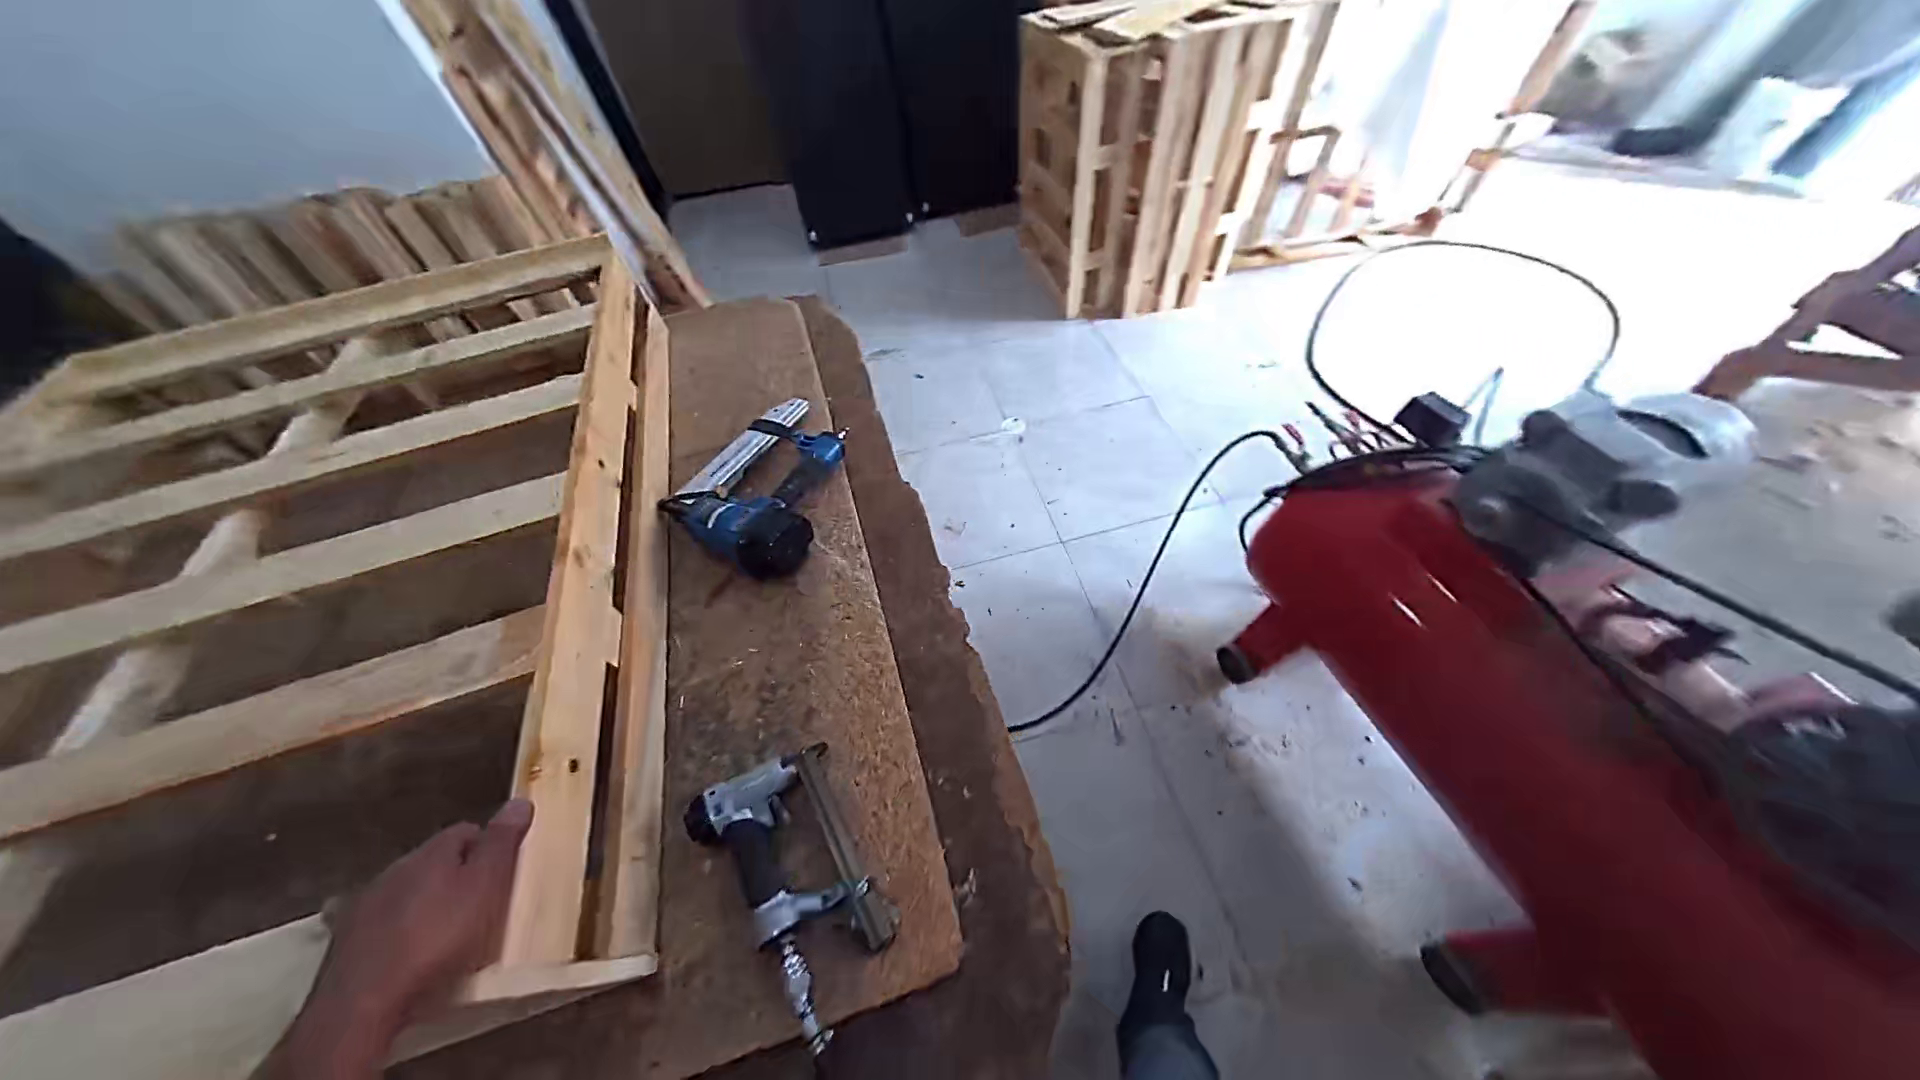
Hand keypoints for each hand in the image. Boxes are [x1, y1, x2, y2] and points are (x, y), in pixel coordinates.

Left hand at [261, 800, 531, 1079]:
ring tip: (455, 929)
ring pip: (412, 889)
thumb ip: (506, 841)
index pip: (467, 830)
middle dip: (464, 871)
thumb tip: (521, 797)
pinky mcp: (348, 944)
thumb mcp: (489, 885)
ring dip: (435, 900)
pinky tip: (416, 954)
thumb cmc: (439, 939)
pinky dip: (408, 927)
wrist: (360, 1007)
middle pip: (439, 859)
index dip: (491, 844)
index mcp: (431, 853)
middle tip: (487, 900)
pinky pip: (390, 919)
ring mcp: (365, 907)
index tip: (507, 870)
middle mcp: (394, 871)